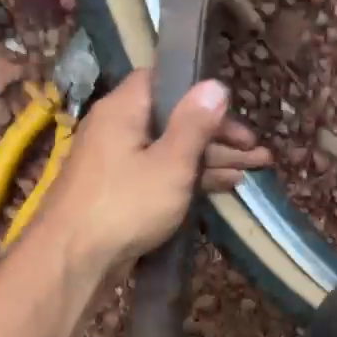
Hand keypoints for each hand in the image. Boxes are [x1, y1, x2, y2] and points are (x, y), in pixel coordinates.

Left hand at [37, 70, 273, 272]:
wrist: (78, 254)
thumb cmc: (127, 204)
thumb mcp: (170, 163)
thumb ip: (194, 125)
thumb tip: (216, 85)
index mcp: (124, 111)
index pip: (161, 82)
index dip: (199, 93)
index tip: (234, 112)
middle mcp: (120, 129)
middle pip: (174, 120)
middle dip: (218, 133)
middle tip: (257, 150)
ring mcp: (122, 160)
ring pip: (175, 149)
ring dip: (215, 157)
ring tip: (256, 168)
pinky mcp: (128, 189)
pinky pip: (168, 172)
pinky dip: (197, 175)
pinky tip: (227, 184)